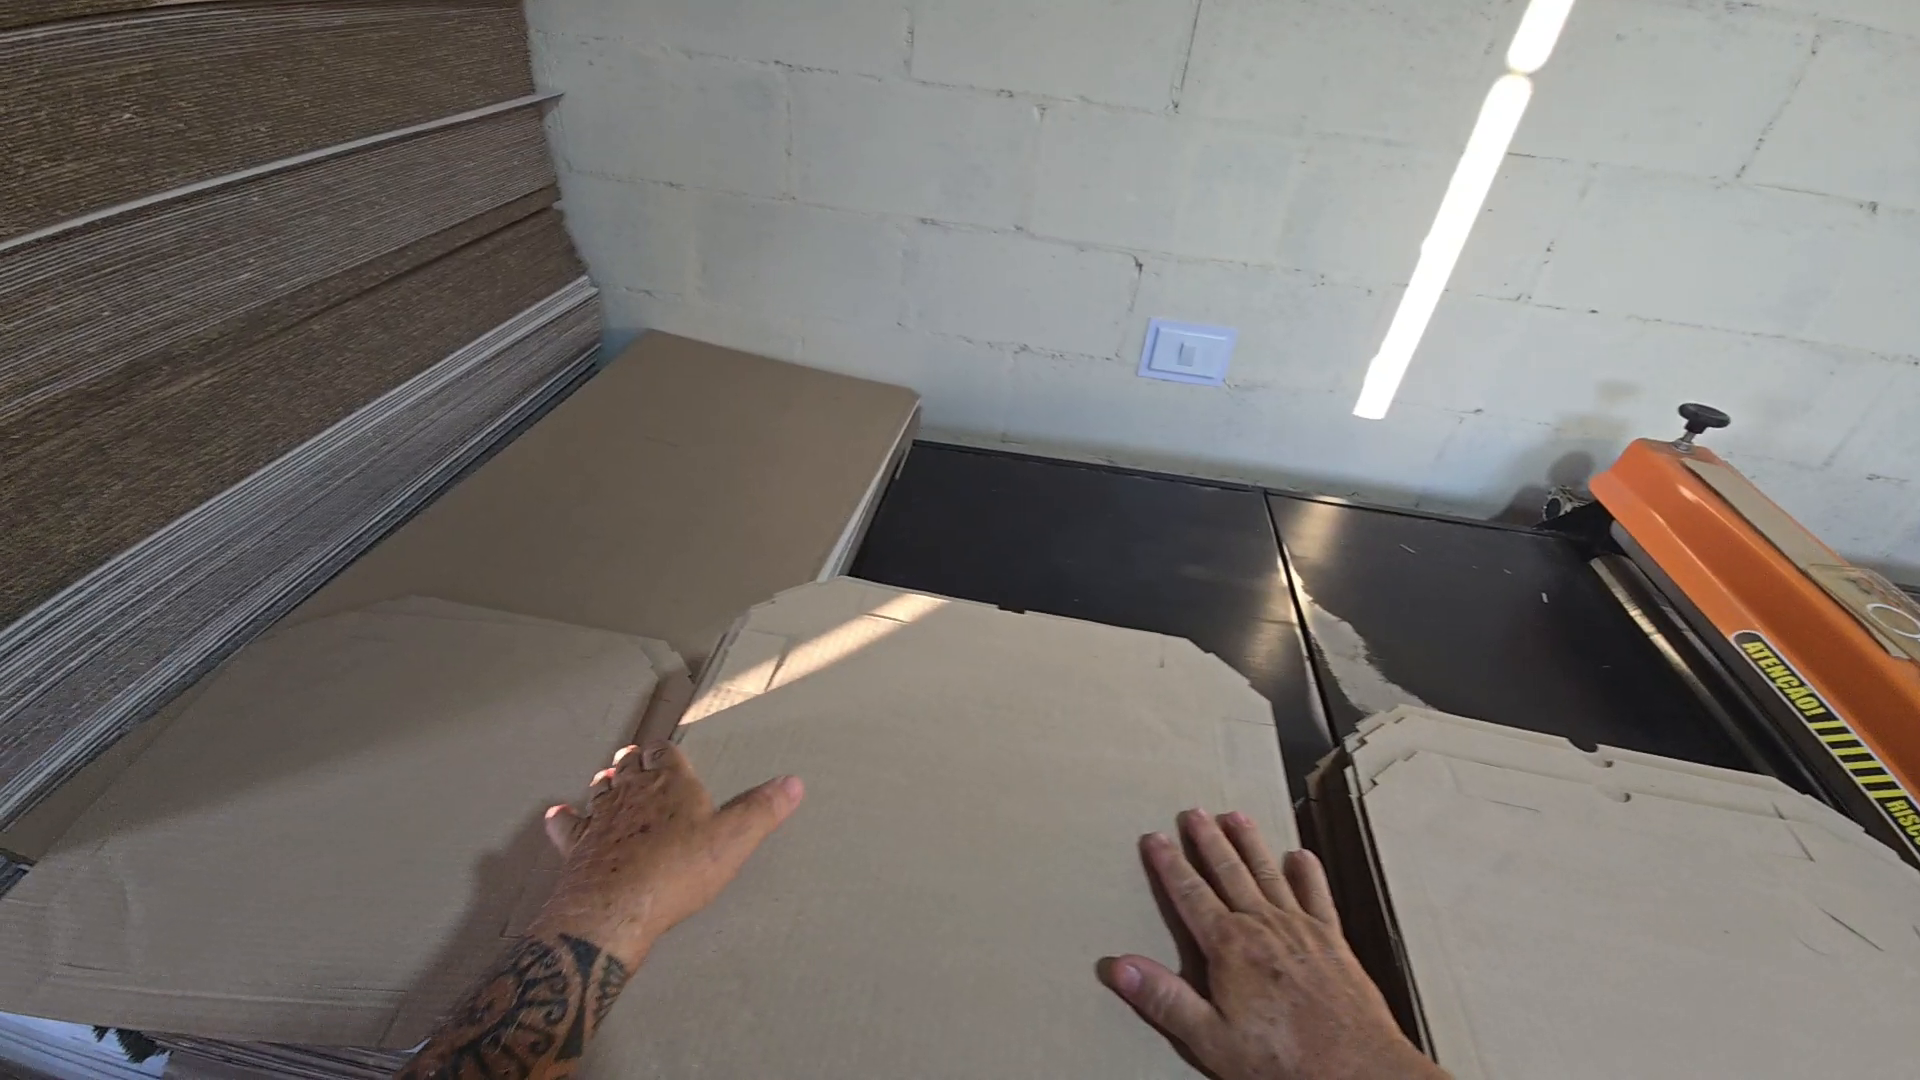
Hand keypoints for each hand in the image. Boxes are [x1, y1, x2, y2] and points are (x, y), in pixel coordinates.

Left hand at [531, 740, 803, 968]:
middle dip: (633, 761)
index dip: (665, 751)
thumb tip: (794, 782)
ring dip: (605, 782)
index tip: (667, 751)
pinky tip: (559, 814)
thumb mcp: (734, 840)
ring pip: (600, 788)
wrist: (614, 912)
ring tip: (609, 778)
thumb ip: (763, 809)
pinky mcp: (576, 849)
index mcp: (671, 782)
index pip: (664, 751)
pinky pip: (566, 825)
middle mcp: (632, 792)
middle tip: (636, 759)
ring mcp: (600, 819)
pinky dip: (564, 818)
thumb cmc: (678, 871)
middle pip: (629, 764)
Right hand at [1102, 809, 1447, 1079]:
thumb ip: (1164, 998)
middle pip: (1228, 871)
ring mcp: (1300, 928)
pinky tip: (1301, 856)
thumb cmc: (1282, 1061)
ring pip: (1267, 872)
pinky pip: (1318, 896)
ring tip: (1235, 815)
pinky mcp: (1332, 941)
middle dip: (1207, 840)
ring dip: (1249, 842)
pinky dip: (1308, 874)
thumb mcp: (1210, 1039)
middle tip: (1193, 812)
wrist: (1360, 1074)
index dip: (1169, 864)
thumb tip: (1118, 965)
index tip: (1154, 837)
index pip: (1190, 893)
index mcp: (1229, 945)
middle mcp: (1262, 924)